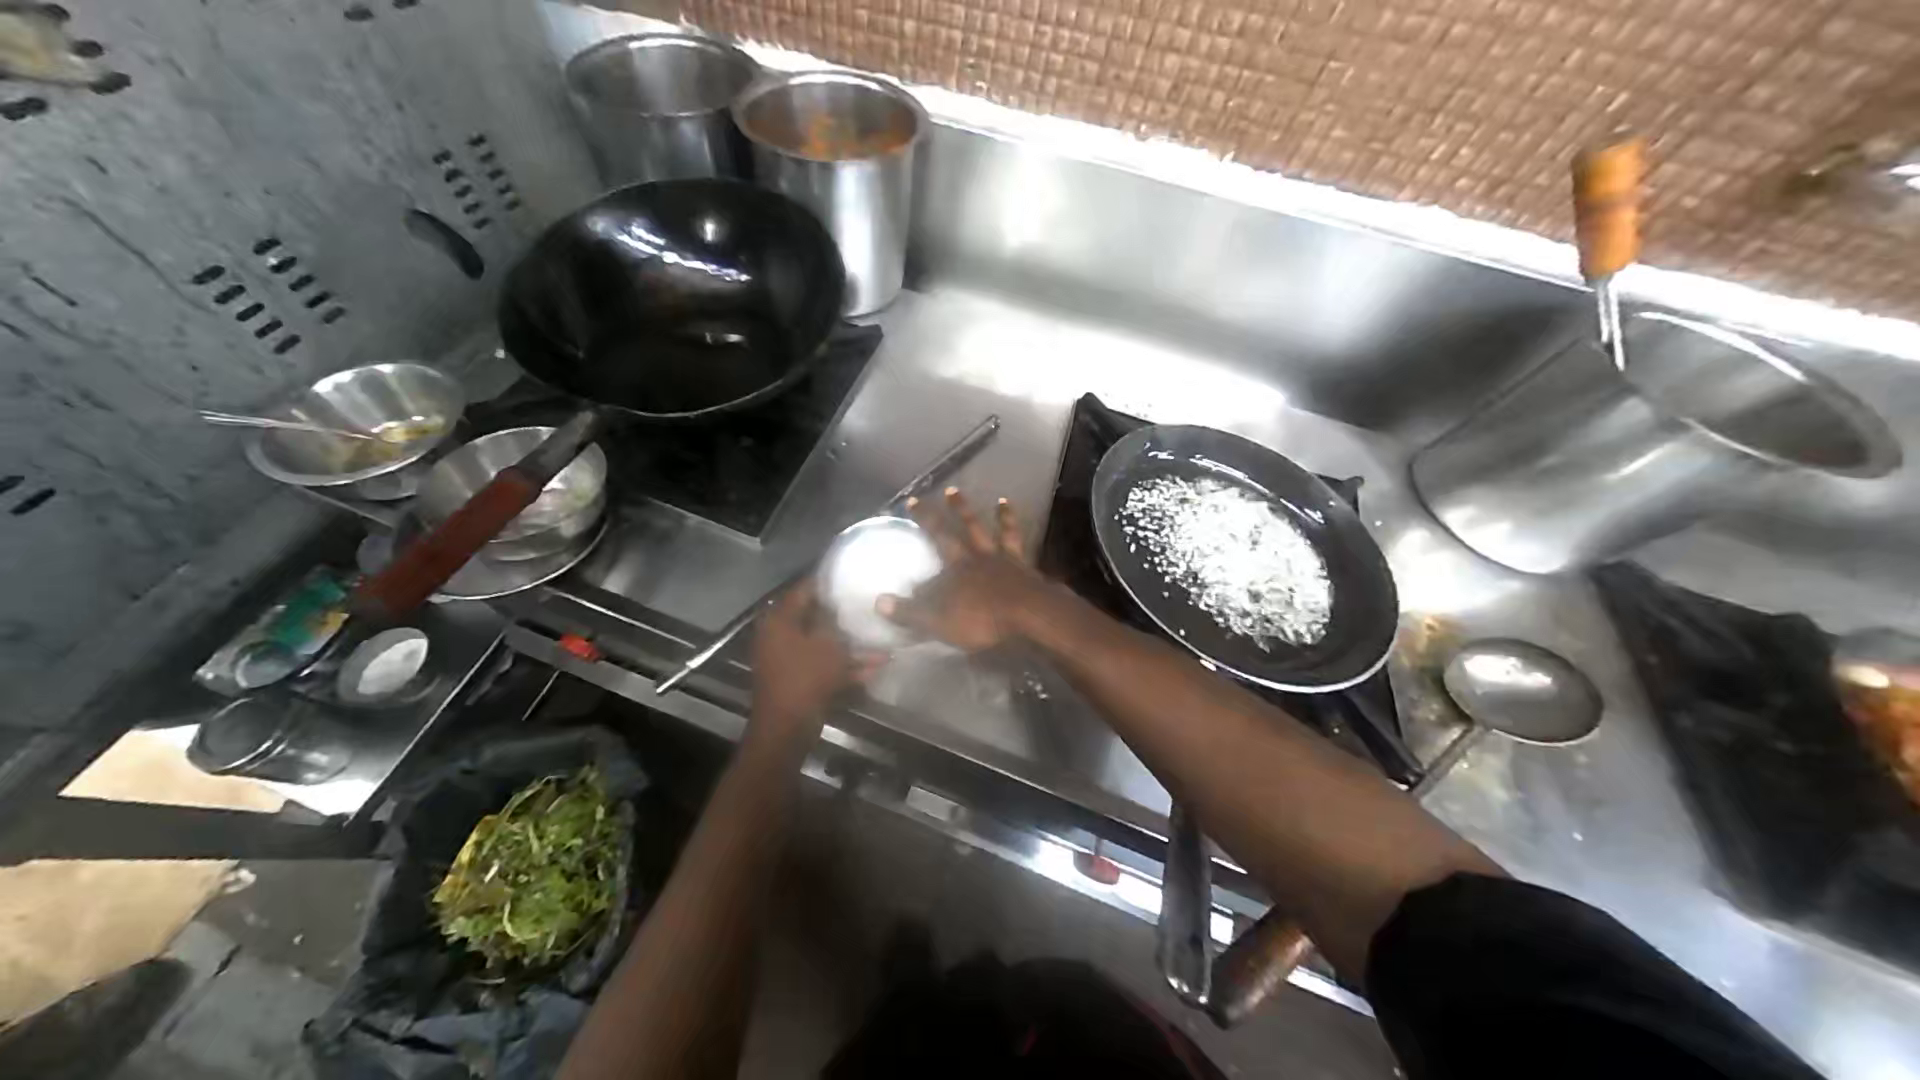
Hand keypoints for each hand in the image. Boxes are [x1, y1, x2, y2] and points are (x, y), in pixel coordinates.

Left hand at [752, 580, 871, 728]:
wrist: (787, 728)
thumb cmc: (805, 678)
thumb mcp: (829, 645)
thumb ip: (837, 623)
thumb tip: (844, 607)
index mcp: (780, 620)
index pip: (804, 589)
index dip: (829, 582)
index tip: (853, 576)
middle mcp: (780, 635)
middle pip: (814, 616)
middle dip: (841, 613)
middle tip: (867, 604)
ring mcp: (788, 659)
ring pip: (822, 643)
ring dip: (848, 643)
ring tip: (878, 635)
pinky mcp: (799, 679)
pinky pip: (824, 665)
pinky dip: (845, 666)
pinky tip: (876, 666)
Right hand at [877, 488, 1054, 651]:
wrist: (1030, 616)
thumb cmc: (982, 619)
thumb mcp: (939, 620)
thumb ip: (910, 612)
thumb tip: (879, 601)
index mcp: (958, 566)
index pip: (937, 537)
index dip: (924, 519)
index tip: (912, 500)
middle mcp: (981, 557)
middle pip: (967, 528)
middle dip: (956, 510)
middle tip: (950, 489)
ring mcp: (1007, 562)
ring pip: (1000, 533)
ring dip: (1000, 516)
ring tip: (1001, 500)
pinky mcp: (1028, 572)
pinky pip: (1024, 551)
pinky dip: (1025, 541)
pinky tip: (1033, 538)